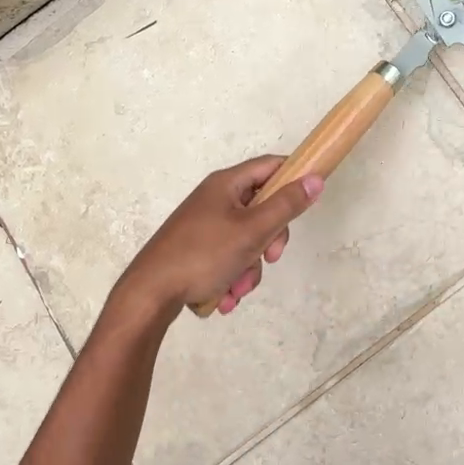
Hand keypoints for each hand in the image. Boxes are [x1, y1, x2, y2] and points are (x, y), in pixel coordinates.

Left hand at [118, 156, 323, 315]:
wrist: (148, 296)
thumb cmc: (202, 255)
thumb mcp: (252, 231)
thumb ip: (287, 205)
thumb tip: (315, 178)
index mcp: (226, 184)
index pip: (271, 166)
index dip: (293, 179)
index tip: (306, 203)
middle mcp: (214, 199)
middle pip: (261, 208)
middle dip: (270, 240)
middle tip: (271, 257)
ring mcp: (203, 226)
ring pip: (246, 239)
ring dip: (249, 267)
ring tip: (237, 290)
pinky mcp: (194, 251)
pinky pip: (227, 257)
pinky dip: (231, 277)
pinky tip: (224, 298)